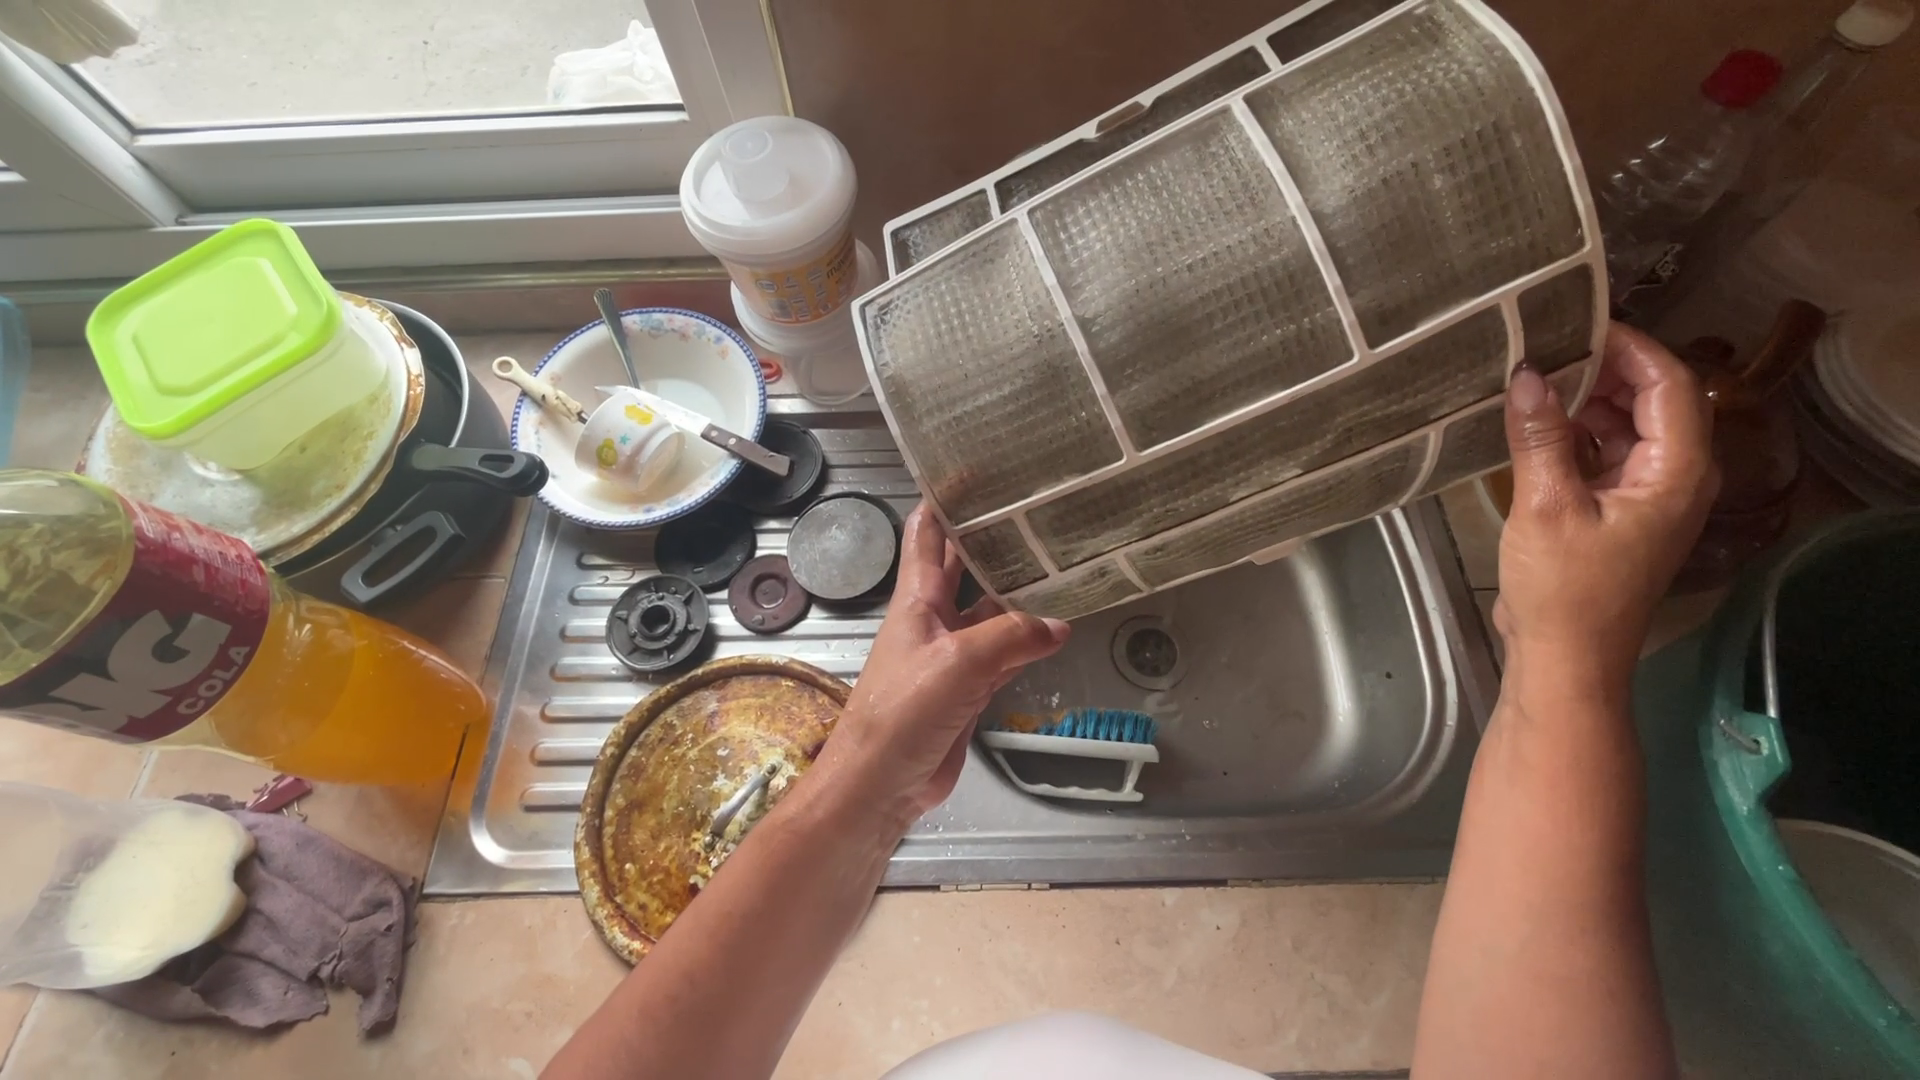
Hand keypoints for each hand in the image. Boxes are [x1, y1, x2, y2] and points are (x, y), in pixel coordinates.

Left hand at [815, 506, 1069, 823]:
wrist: (881, 782)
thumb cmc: (901, 713)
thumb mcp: (957, 664)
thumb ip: (1010, 639)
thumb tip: (1059, 624)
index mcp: (917, 599)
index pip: (928, 534)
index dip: (947, 500)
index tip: (976, 471)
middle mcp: (934, 618)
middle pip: (964, 567)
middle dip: (992, 539)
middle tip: (1035, 511)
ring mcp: (953, 653)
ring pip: (990, 610)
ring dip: (1017, 591)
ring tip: (1059, 561)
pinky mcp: (969, 688)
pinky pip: (1003, 653)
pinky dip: (1027, 640)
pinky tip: (1056, 628)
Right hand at [1495, 323, 1717, 699]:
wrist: (1564, 655)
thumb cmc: (1564, 586)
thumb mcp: (1546, 507)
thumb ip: (1541, 437)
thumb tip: (1527, 373)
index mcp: (1678, 471)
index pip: (1671, 386)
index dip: (1631, 348)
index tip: (1578, 322)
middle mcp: (1674, 476)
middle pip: (1653, 402)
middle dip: (1604, 371)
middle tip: (1544, 347)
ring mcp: (1644, 495)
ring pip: (1625, 428)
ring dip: (1585, 403)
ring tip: (1532, 380)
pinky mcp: (1614, 510)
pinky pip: (1602, 455)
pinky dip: (1573, 435)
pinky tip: (1532, 425)